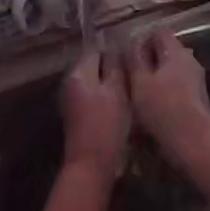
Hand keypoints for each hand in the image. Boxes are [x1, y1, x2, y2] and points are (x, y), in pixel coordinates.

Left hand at [61, 48, 130, 174]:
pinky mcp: (78, 114)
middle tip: (138, 72)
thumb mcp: (117, 92)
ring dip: (112, 82)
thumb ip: (116, 66)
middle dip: (115, 66)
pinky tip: (124, 102)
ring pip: (96, 81)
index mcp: (79, 73)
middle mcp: (71, 82)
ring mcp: (73, 99)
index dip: (116, 50)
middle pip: (95, 64)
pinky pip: (95, 95)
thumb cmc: (107, 125)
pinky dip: (108, 95)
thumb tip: (117, 46)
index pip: (97, 49)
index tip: (136, 57)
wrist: (91, 164)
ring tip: (134, 86)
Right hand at [126, 30, 209, 156]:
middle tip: (130, 76)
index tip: (128, 56)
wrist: (195, 142)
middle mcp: (190, 61)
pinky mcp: (198, 99)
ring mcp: (197, 80)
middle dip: (149, 60)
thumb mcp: (139, 82)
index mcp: (177, 52)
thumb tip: (132, 43)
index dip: (142, 40)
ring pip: (172, 71)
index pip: (159, 33)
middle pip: (167, 52)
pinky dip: (166, 92)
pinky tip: (154, 107)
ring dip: (157, 78)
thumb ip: (134, 60)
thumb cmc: (163, 108)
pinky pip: (178, 87)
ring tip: (139, 94)